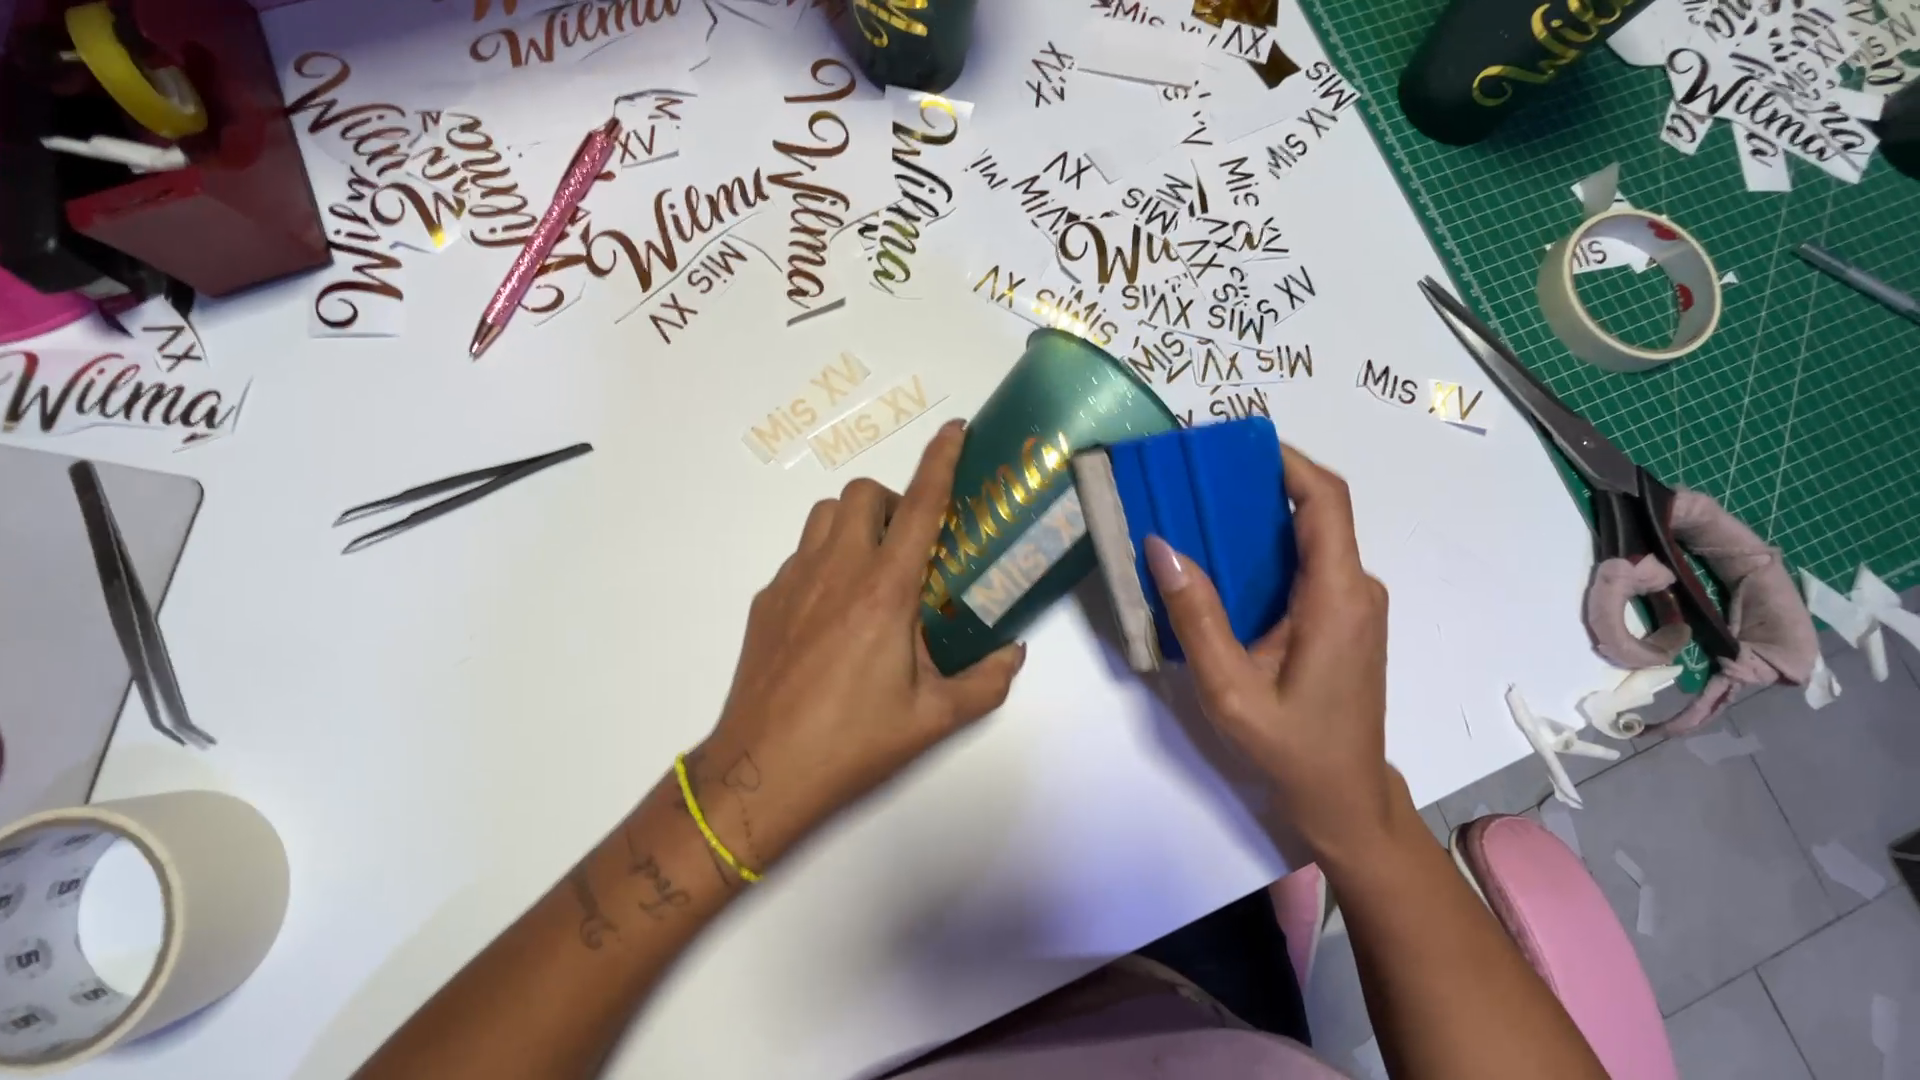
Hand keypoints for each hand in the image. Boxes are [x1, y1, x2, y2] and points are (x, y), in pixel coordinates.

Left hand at [687, 420, 1026, 873]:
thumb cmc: (854, 742)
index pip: (920, 506)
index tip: (955, 430)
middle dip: (894, 500)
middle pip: (863, 493)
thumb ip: (986, 682)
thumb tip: (1012, 654)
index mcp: (884, 591)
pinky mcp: (766, 601)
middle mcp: (836, 571)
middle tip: (912, 544)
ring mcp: (792, 582)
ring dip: (857, 522)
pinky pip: (800, 555)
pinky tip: (835, 611)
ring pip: (825, 514)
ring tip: (874, 567)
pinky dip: (826, 559)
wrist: (763, 770)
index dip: (941, 460)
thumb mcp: (934, 720)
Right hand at [1144, 445, 1405, 860]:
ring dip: (1257, 519)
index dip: (1285, 460)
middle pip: (1315, 511)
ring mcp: (1352, 604)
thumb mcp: (1230, 690)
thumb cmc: (1292, 748)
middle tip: (1194, 479)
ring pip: (1308, 537)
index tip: (1230, 446)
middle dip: (1257, 485)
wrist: (1344, 797)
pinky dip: (1264, 551)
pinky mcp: (1340, 619)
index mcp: (1338, 596)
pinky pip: (1305, 565)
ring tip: (1195, 514)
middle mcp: (1356, 588)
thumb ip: (1197, 618)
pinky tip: (1219, 563)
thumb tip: (1162, 546)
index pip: (1325, 500)